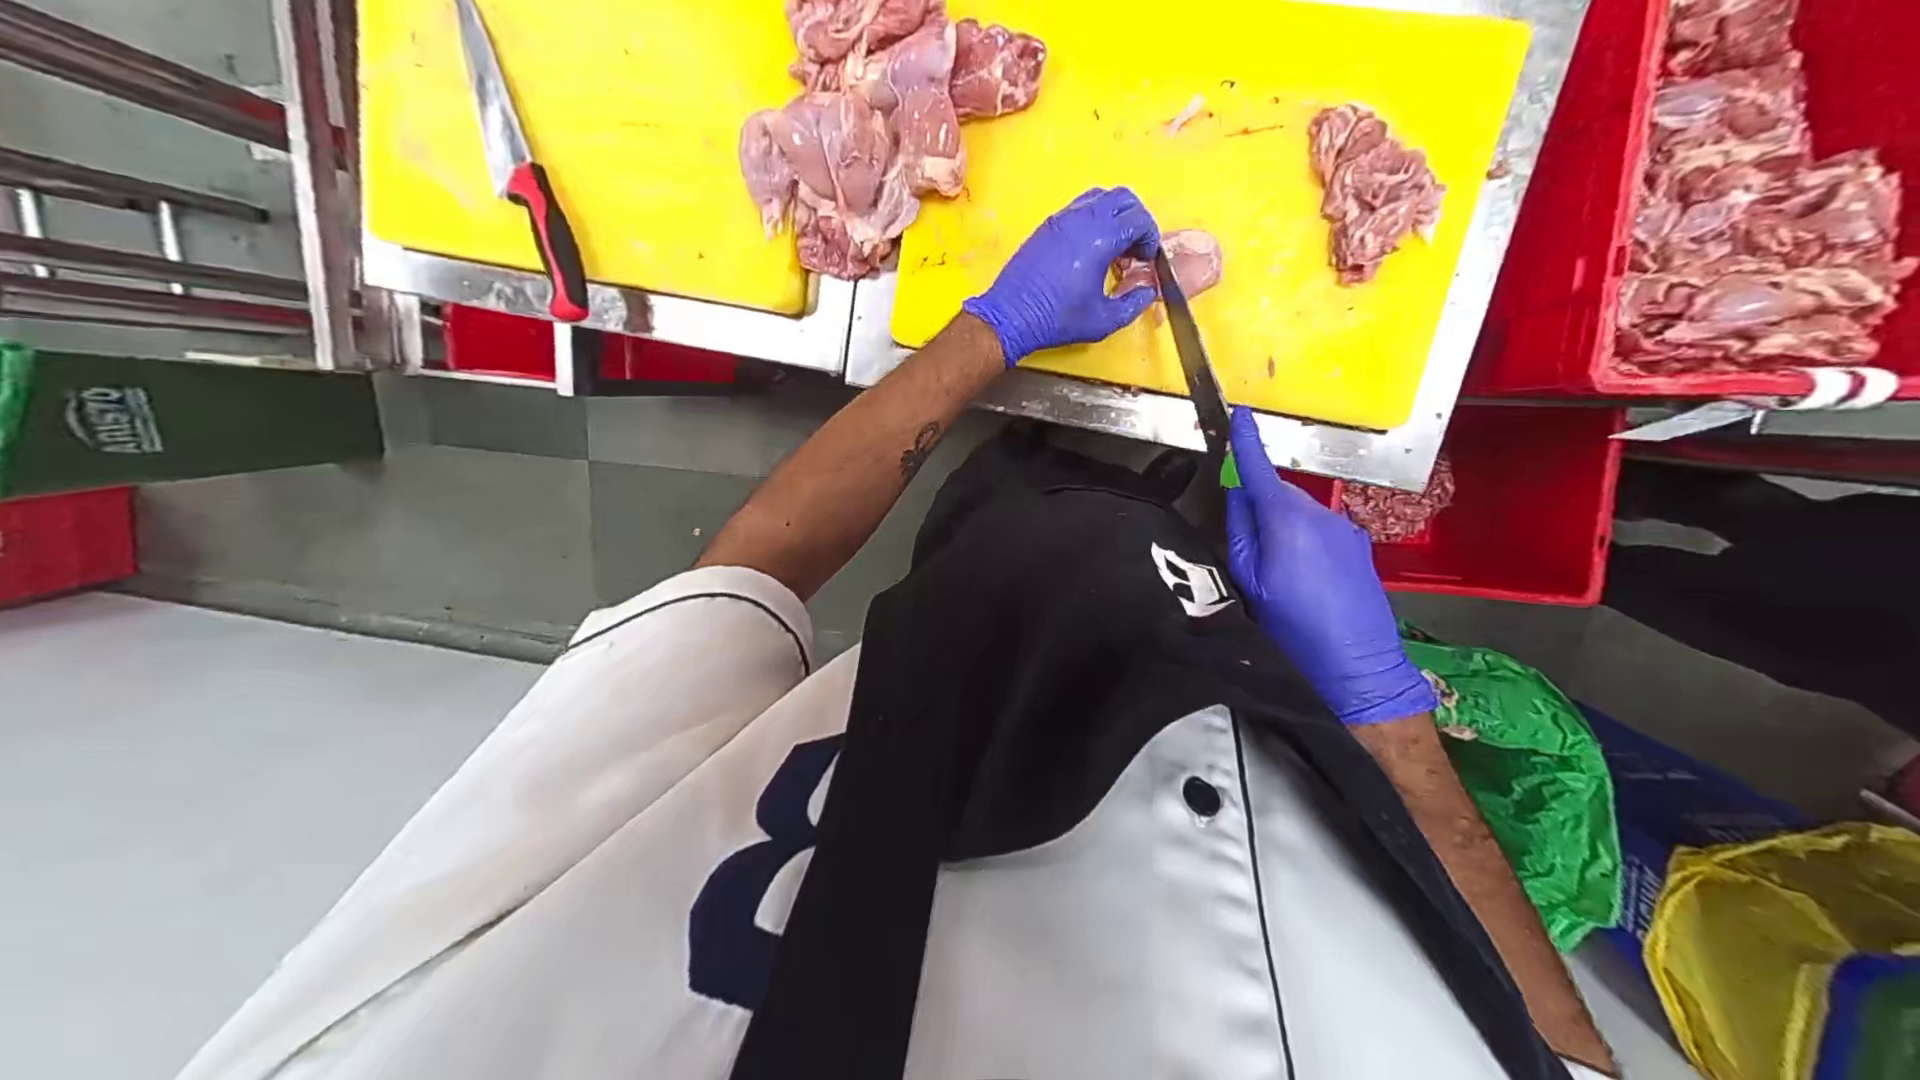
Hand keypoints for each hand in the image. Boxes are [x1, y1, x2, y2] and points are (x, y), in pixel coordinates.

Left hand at [961, 187, 1160, 367]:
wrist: (1011, 317)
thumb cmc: (1056, 320)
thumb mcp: (1103, 321)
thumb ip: (1133, 304)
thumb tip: (1147, 291)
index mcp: (1099, 238)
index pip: (1139, 219)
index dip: (1150, 238)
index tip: (1146, 260)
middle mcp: (1081, 220)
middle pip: (1123, 198)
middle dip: (1137, 221)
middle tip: (1134, 250)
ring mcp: (1061, 219)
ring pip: (1100, 197)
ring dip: (1114, 216)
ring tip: (1113, 248)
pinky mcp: (1046, 226)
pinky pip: (1078, 208)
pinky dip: (1093, 220)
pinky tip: (1090, 250)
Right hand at [1224, 407, 1436, 725]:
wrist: (1359, 666)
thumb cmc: (1293, 626)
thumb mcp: (1249, 582)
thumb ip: (1239, 533)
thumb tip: (1237, 496)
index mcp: (1287, 521)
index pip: (1260, 470)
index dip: (1247, 440)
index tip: (1240, 413)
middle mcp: (1320, 515)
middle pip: (1278, 493)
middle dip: (1258, 505)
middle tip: (1245, 547)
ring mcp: (1345, 529)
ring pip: (1299, 512)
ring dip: (1281, 527)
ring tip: (1275, 572)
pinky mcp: (1359, 546)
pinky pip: (1319, 529)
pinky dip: (1303, 540)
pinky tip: (1302, 578)